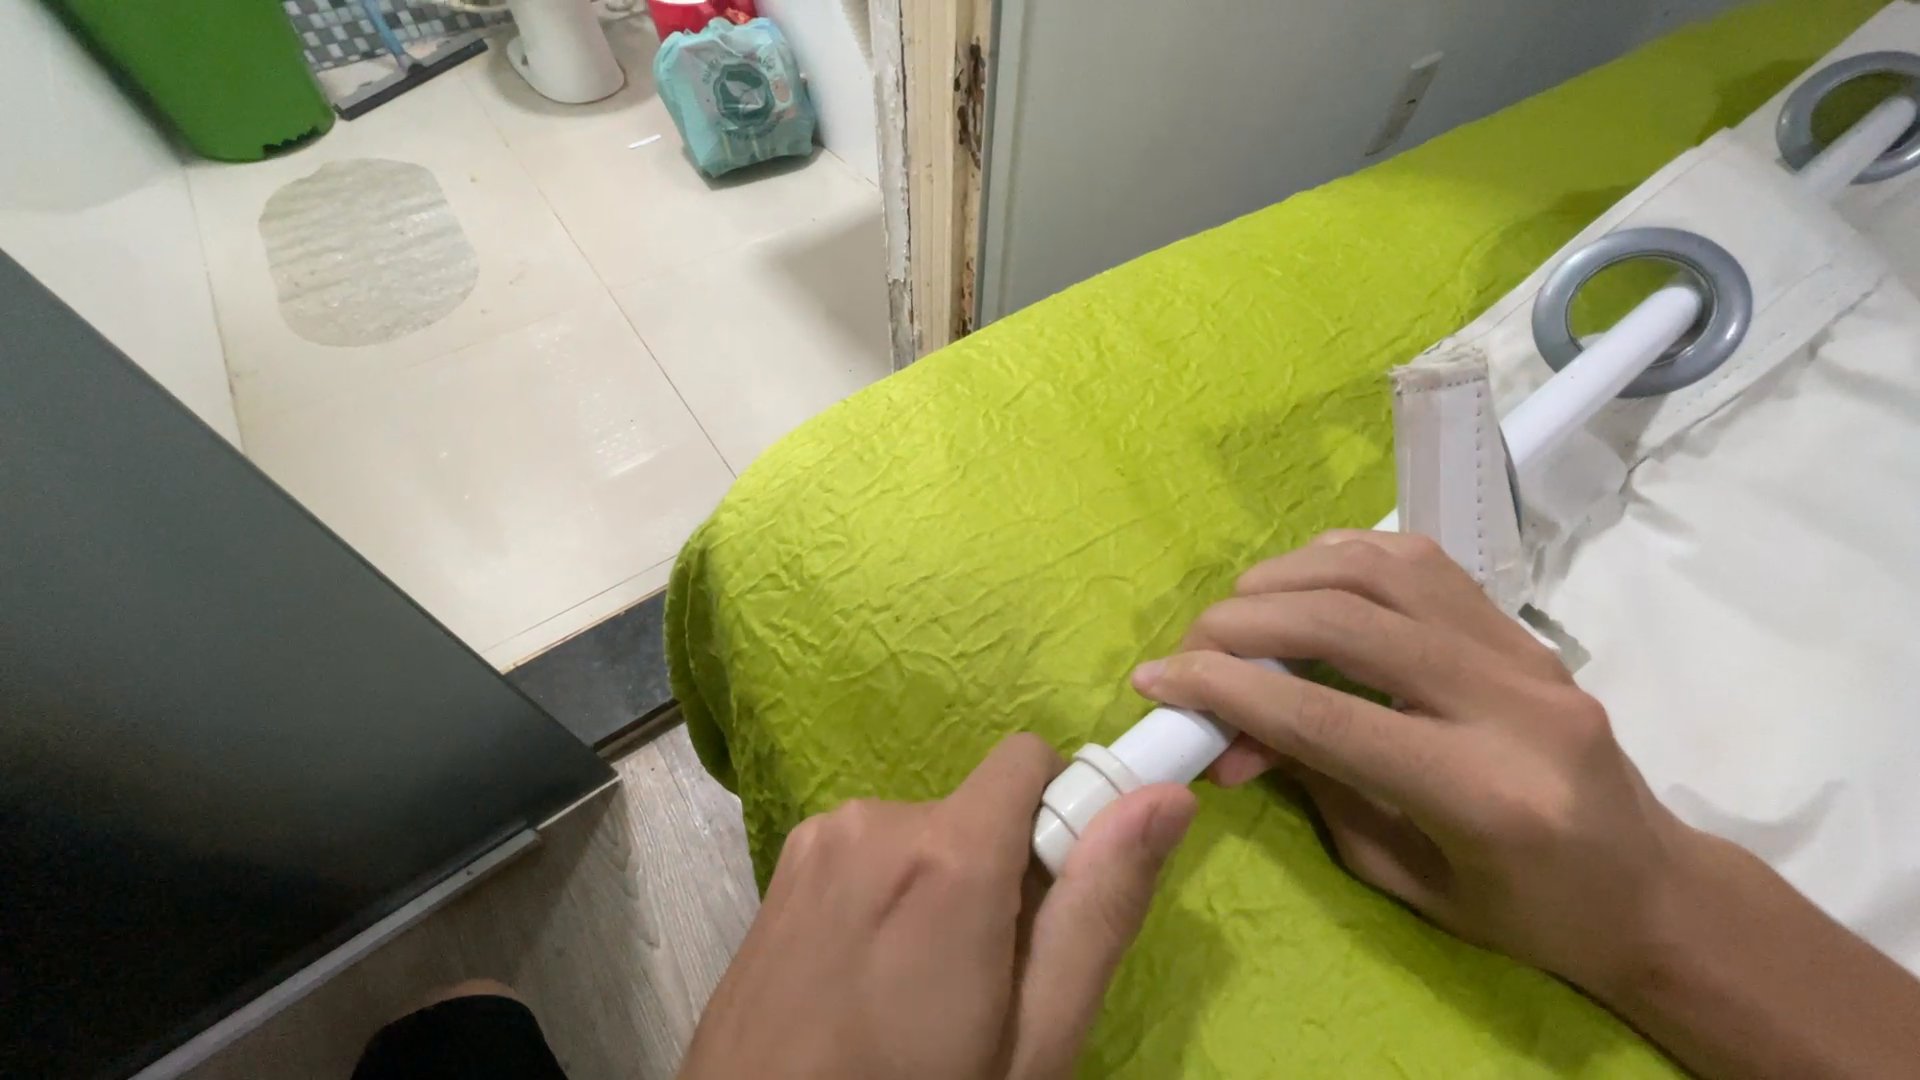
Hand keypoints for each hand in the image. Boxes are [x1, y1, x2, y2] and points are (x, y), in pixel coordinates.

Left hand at [678, 734, 1195, 1079]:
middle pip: (977, 806)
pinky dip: (887, 888)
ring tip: (916, 982)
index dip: (1059, 810)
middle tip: (985, 969)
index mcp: (948, 855)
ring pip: (924, 830)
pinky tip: (864, 971)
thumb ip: (1101, 907)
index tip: (1055, 883)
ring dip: (940, 882)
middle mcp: (878, 820)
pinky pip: (869, 846)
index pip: (1028, 757)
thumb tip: (1165, 798)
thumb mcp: (1035, 1037)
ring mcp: (822, 836)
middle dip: (999, 865)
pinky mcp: (786, 860)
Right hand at [1134, 530, 1919, 1079]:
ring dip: (1286, 577)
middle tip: (1190, 647)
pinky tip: (1302, 579)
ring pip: (1380, 570)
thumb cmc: (1517, 906)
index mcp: (1484, 793)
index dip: (1225, 688)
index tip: (1156, 679)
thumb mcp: (1394, 869)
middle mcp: (1512, 705)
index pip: (1323, 716)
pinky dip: (1340, 556)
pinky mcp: (1518, 627)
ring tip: (1239, 610)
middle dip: (1241, 625)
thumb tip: (1227, 729)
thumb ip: (1308, 781)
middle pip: (1344, 623)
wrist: (1647, 886)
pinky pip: (1416, 560)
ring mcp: (1523, 652)